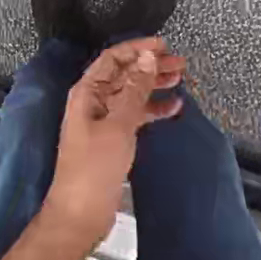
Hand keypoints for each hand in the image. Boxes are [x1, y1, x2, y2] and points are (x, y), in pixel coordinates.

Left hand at [41, 37, 184, 250]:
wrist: (80, 214)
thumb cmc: (94, 168)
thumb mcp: (118, 125)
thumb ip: (134, 90)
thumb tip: (147, 58)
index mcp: (87, 93)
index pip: (112, 59)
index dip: (137, 48)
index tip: (162, 45)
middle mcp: (94, 102)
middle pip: (125, 74)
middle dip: (150, 66)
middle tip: (179, 62)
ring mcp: (103, 120)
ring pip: (132, 93)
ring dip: (154, 84)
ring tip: (180, 78)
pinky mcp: (113, 138)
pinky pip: (135, 115)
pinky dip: (153, 109)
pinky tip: (173, 107)